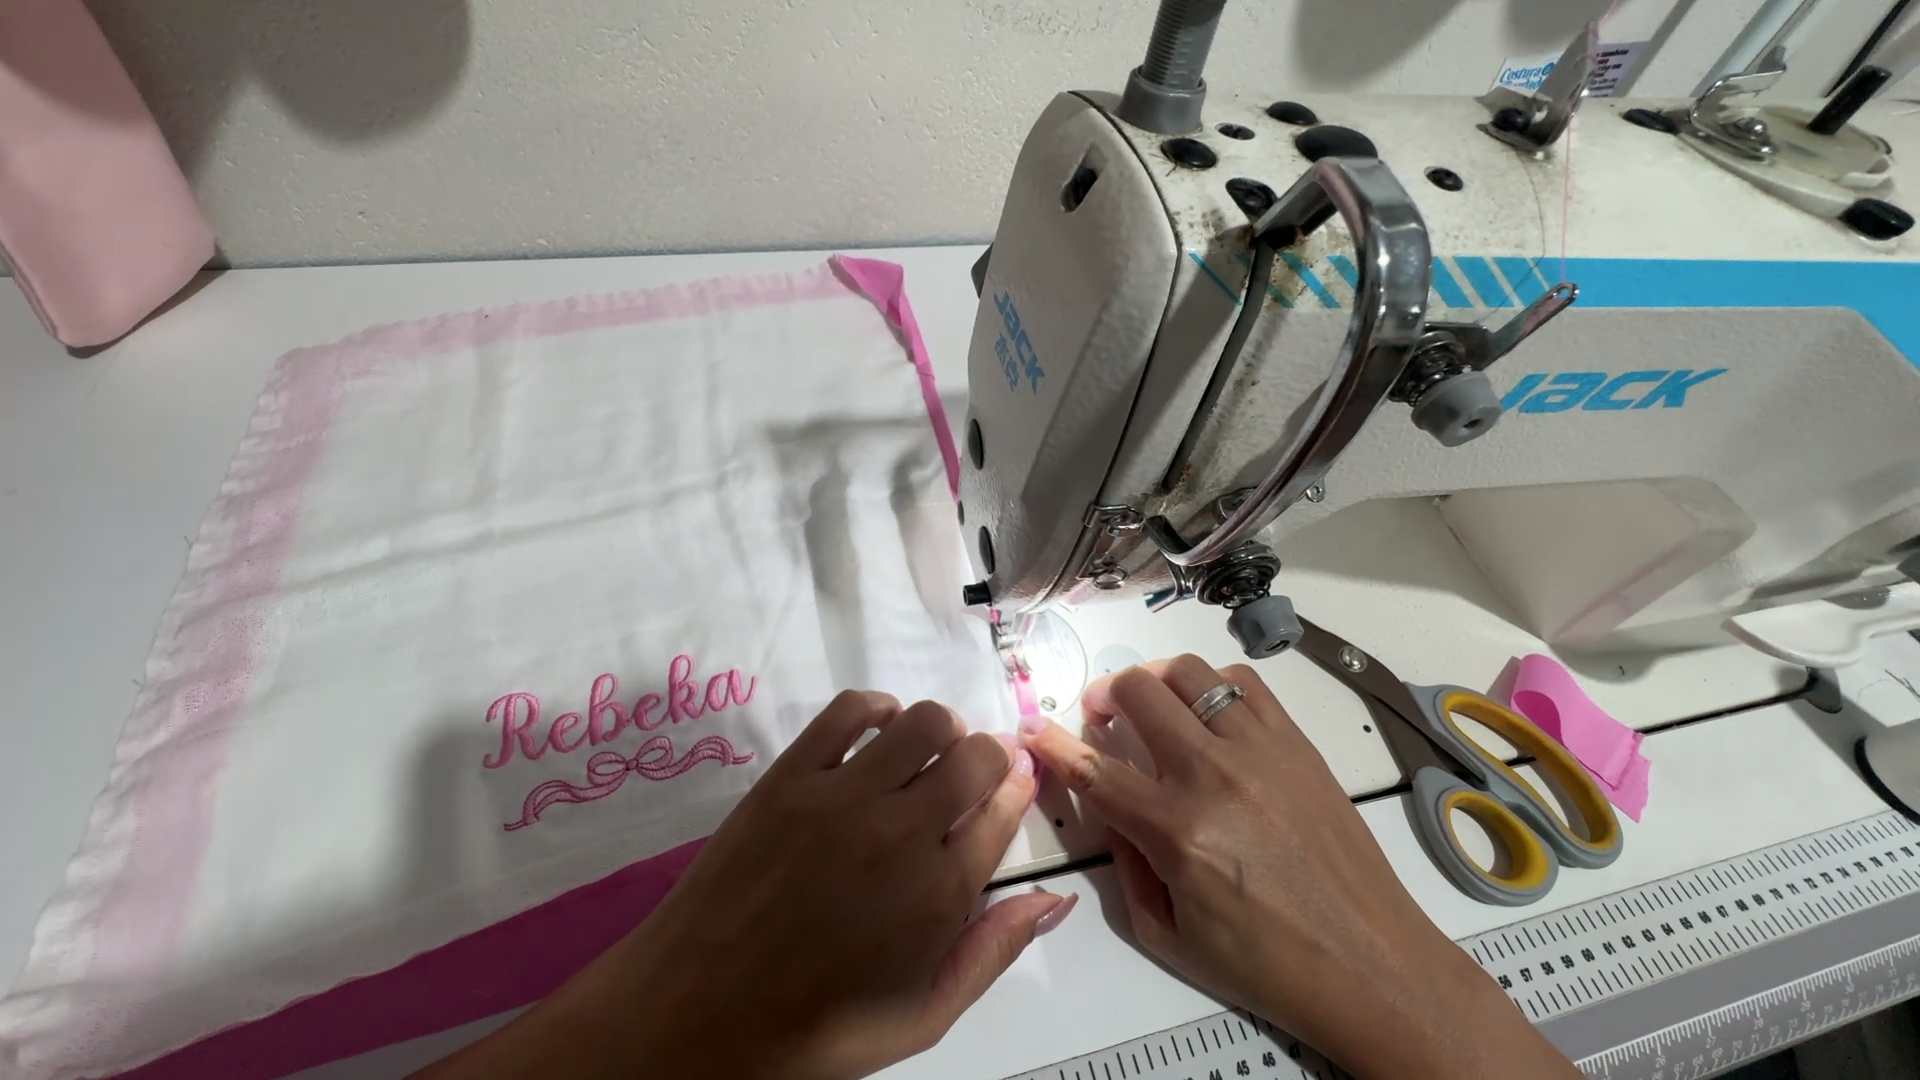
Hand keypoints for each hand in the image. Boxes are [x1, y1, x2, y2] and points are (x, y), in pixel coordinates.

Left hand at [417, 691, 1070, 1079]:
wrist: (694, 1015)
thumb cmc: (814, 1027)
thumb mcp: (920, 1016)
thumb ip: (992, 952)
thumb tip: (1054, 899)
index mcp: (939, 895)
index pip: (1006, 810)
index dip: (1016, 790)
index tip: (1012, 787)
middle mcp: (901, 832)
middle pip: (976, 755)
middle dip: (988, 758)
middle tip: (968, 777)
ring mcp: (842, 796)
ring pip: (923, 721)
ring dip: (940, 731)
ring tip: (922, 756)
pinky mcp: (790, 775)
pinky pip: (850, 709)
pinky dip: (876, 708)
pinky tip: (876, 731)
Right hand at [1021, 656, 1577, 1079]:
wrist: (1372, 965)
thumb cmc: (1265, 965)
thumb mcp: (1167, 935)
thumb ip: (1124, 862)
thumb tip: (1108, 804)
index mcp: (1177, 832)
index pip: (1094, 770)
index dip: (1054, 744)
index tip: (1033, 730)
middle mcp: (1215, 776)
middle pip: (1137, 693)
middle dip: (1101, 696)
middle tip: (1100, 718)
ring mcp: (1262, 751)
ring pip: (1189, 673)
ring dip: (1154, 679)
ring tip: (1150, 704)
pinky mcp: (1297, 744)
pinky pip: (1244, 684)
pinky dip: (1211, 685)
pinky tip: (1207, 712)